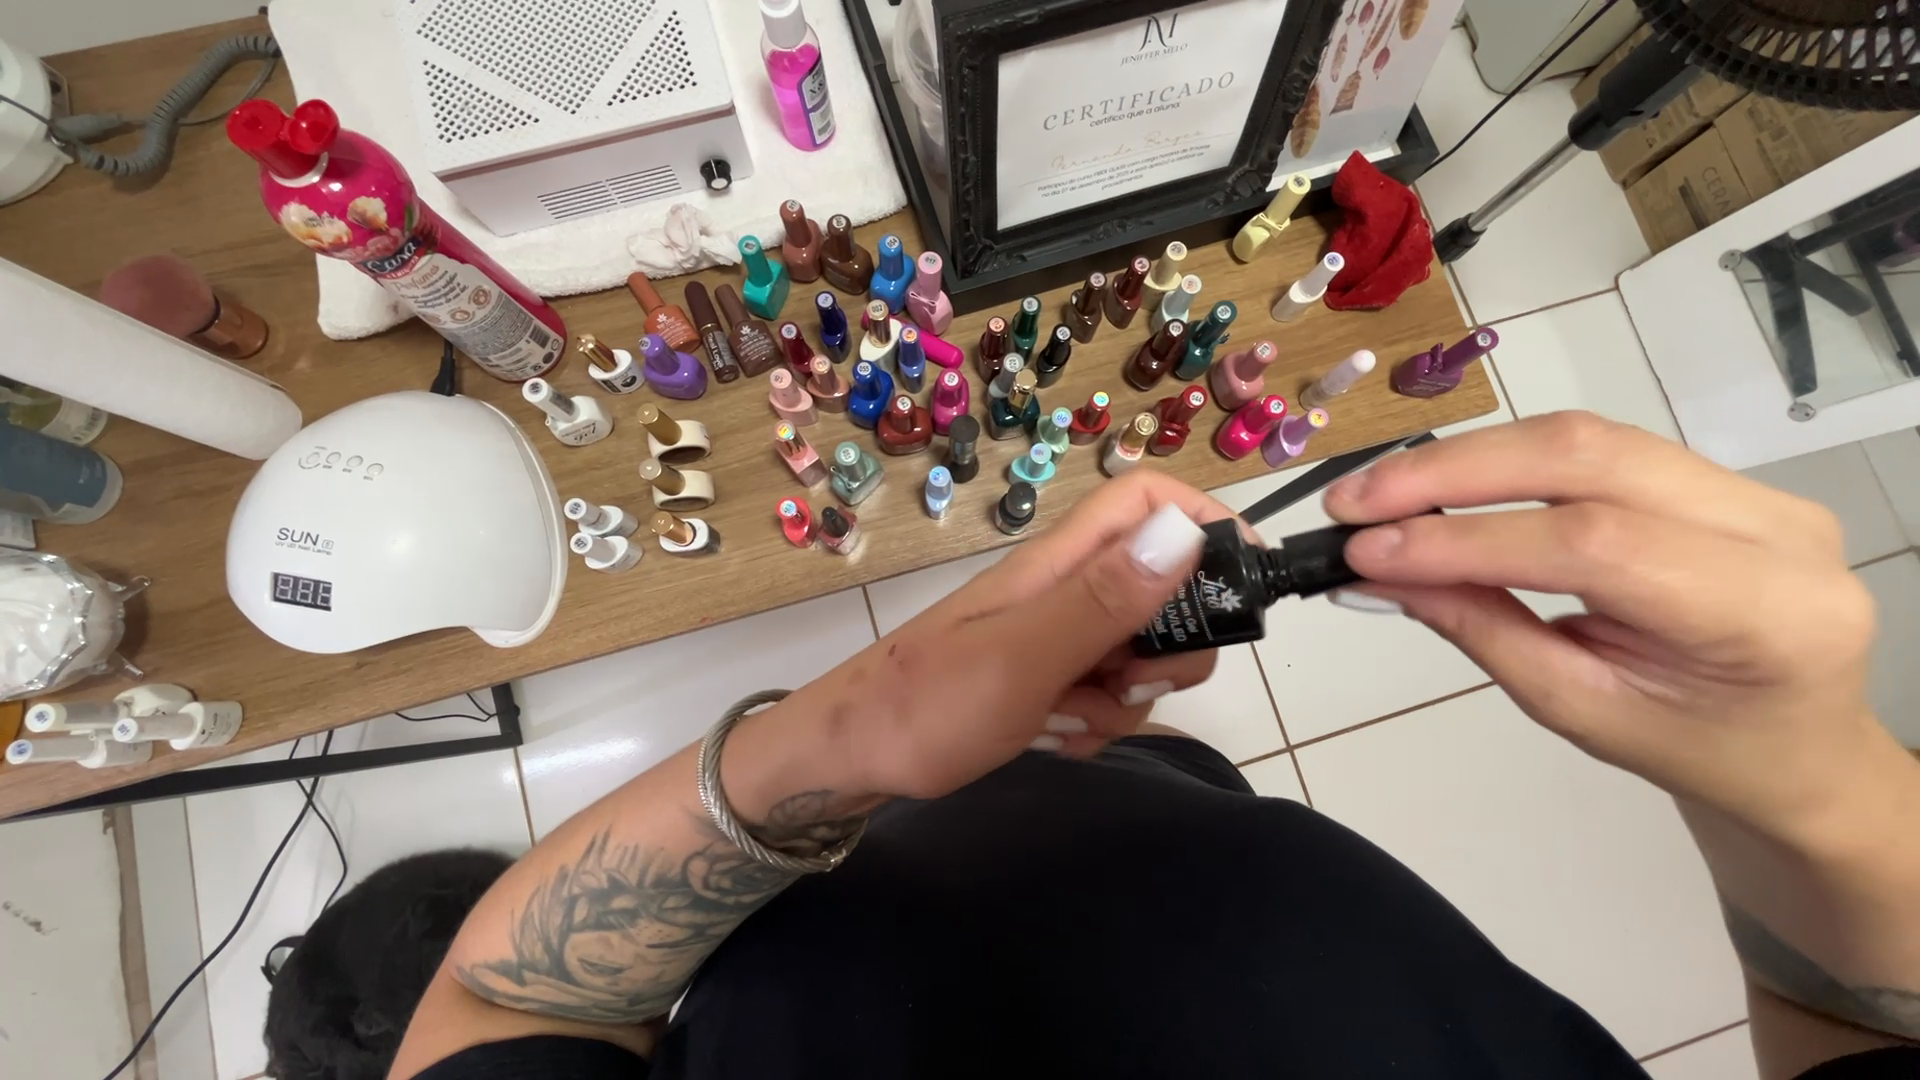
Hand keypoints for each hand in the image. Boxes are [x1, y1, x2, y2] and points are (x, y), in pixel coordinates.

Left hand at [777, 470, 1234, 802]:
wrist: (854, 757)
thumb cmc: (926, 706)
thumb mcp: (1021, 657)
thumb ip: (1102, 599)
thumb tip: (1184, 531)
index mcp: (1058, 566)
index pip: (1145, 502)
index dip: (1203, 522)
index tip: (1244, 582)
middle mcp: (1062, 590)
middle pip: (1161, 586)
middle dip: (1171, 644)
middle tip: (1132, 682)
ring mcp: (1053, 634)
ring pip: (1137, 650)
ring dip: (1126, 697)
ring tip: (1067, 719)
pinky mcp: (1044, 675)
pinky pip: (1104, 691)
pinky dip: (1094, 719)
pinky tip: (1052, 737)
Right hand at [1324, 411, 1902, 843]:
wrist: (1786, 739)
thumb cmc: (1685, 742)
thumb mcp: (1570, 703)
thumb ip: (1474, 625)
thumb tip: (1372, 574)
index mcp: (1764, 611)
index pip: (1589, 544)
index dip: (1461, 539)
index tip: (1361, 552)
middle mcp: (1770, 527)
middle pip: (1583, 458)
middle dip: (1447, 473)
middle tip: (1350, 502)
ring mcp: (1747, 488)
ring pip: (1577, 436)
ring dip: (1458, 458)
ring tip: (1374, 490)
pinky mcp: (1705, 474)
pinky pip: (1583, 445)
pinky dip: (1491, 459)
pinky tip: (1433, 482)